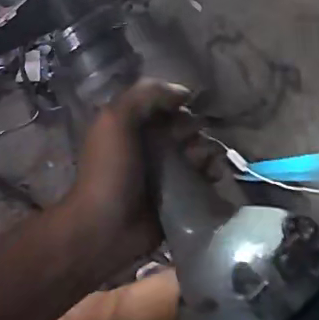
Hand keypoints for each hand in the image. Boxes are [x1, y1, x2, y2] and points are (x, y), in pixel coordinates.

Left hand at [55, 79, 192, 268]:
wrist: (104, 227)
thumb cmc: (109, 169)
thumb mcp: (116, 119)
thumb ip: (145, 95)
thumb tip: (184, 92)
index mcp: (132, 124)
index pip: (164, 104)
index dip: (179, 103)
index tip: (191, 107)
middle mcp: (149, 144)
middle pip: (184, 127)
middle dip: (195, 131)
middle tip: (192, 145)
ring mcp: (165, 171)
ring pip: (197, 152)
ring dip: (206, 153)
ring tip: (204, 164)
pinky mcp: (178, 196)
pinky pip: (202, 179)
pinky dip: (211, 175)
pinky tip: (213, 177)